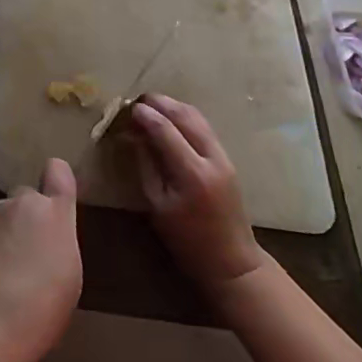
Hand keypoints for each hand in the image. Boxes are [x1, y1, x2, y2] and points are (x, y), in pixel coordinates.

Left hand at [0, 157, 81, 361]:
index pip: (58, 171)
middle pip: (27, 197)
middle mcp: (26, 201)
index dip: (55, 178)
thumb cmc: (44, 305)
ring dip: (3, 230)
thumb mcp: (69, 273)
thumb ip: (60, 242)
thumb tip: (49, 240)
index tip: (54, 195)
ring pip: (2, 213)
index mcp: (56, 213)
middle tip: (24, 250)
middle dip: (27, 216)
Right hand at [130, 95, 268, 286]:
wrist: (232, 261)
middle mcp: (212, 158)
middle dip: (161, 103)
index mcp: (192, 174)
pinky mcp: (227, 158)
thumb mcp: (158, 208)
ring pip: (198, 117)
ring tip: (153, 104)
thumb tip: (134, 136)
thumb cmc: (188, 241)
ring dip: (175, 106)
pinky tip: (172, 117)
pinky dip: (186, 116)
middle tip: (139, 100)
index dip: (146, 116)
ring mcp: (223, 156)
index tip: (128, 108)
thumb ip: (146, 167)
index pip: (166, 131)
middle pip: (185, 116)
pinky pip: (205, 127)